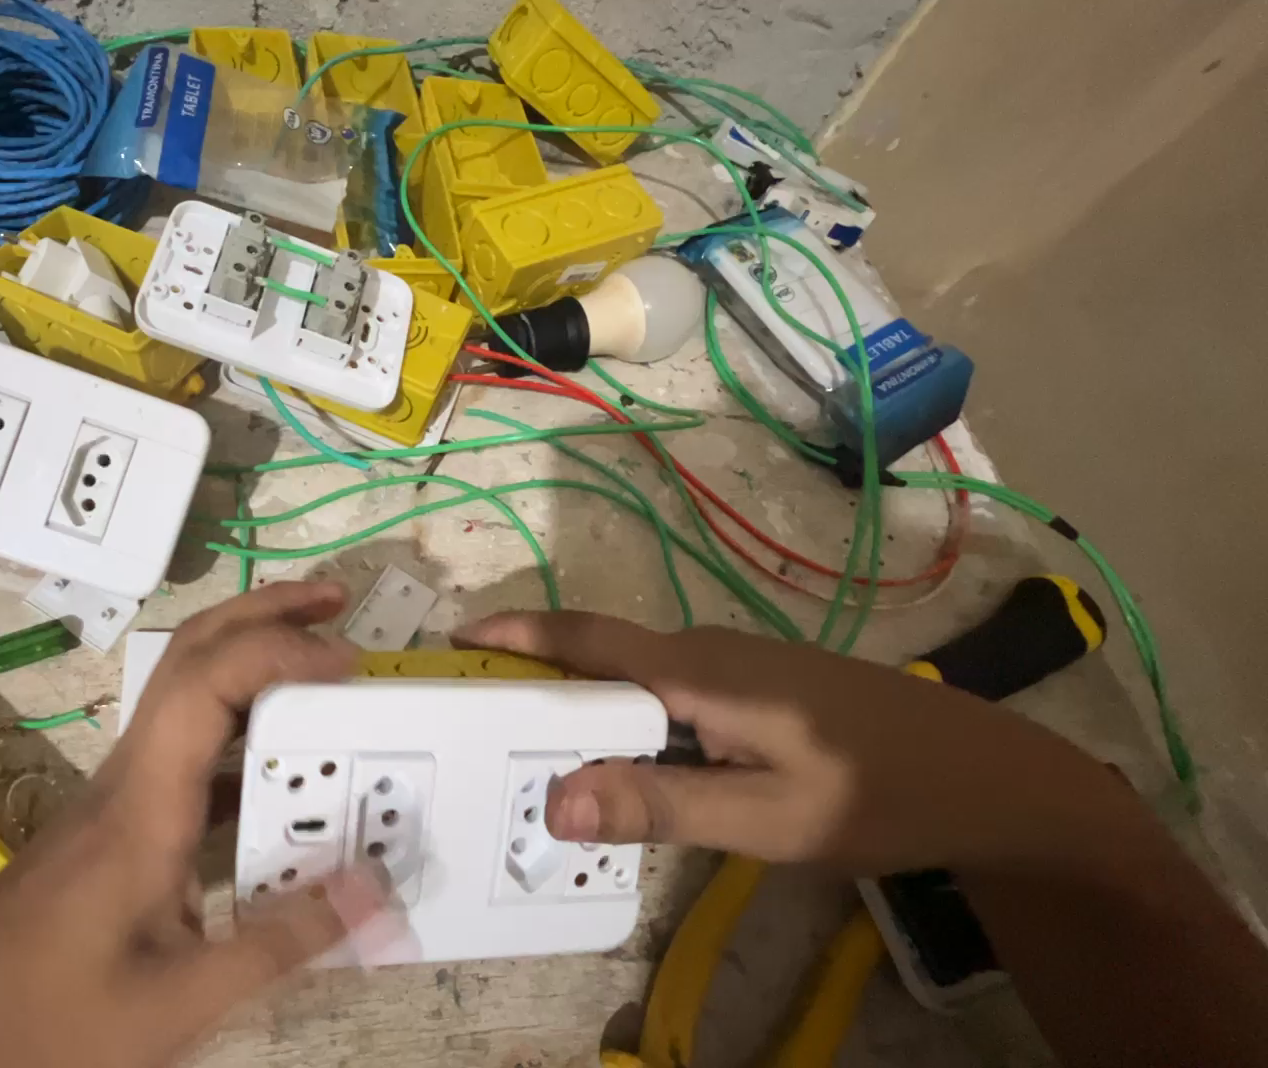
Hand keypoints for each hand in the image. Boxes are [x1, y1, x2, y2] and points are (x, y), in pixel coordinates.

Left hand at [0, 582, 385, 1067]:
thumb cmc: (45, 1019)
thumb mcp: (177, 998)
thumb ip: (281, 943)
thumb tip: (377, 890)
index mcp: (145, 798)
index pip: (209, 679)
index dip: (279, 648)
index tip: (347, 661)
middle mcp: (133, 770)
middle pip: (192, 651)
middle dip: (264, 610)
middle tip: (332, 601)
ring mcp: (126, 789)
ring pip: (189, 689)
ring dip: (253, 659)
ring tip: (321, 662)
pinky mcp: (126, 816)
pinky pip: (192, 747)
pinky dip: (244, 731)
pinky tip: (284, 768)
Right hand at [455, 611, 1138, 875]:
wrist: (995, 778)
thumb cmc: (875, 793)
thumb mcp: (764, 817)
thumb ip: (658, 803)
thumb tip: (554, 800)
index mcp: (691, 670)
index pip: (583, 638)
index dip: (515, 634)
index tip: (456, 638)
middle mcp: (698, 651)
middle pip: (595, 655)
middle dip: (529, 676)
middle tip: (475, 717)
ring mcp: (726, 663)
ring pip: (628, 675)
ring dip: (575, 701)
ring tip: (531, 747)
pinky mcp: (746, 684)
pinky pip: (660, 690)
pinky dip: (619, 714)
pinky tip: (619, 758)